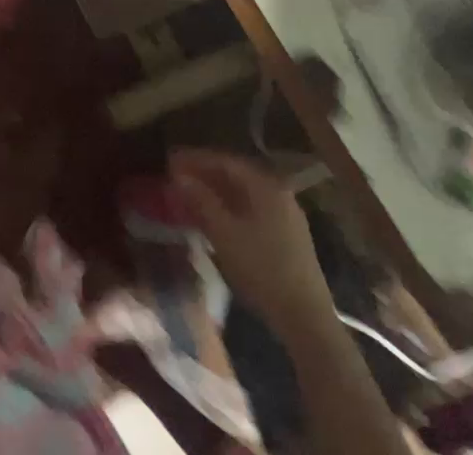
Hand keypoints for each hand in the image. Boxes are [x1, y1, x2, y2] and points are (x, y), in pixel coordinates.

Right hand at [170, 149, 336, 344]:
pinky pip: (251, 209)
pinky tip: (212, 216)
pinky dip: (228, 206)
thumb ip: (200, 199)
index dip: (195, 158)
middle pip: (236, 175)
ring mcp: (286, 215)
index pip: (225, 161)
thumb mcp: (223, 232)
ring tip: (188, 194)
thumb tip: (179, 175)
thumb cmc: (260, 268)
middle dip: (204, 173)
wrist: (303, 315)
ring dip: (215, 190)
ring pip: (243, 193)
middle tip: (175, 175)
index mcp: (266, 187)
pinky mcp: (286, 235)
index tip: (169, 159)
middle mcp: (279, 194)